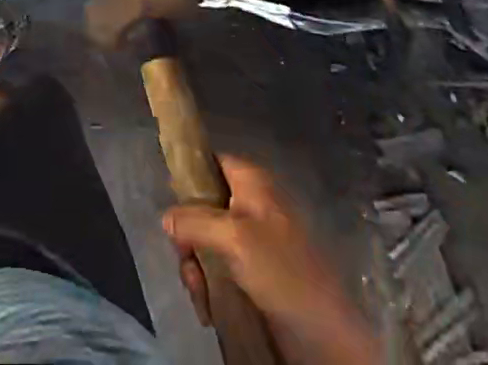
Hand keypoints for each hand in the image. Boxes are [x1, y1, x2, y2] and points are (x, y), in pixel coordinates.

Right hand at [162, 155, 379, 364]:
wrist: (322, 328)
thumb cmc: (280, 269)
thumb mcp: (233, 237)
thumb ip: (194, 221)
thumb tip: (165, 216)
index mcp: (251, 182)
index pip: (212, 161)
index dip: (189, 176)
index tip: (170, 201)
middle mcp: (249, 204)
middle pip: (202, 206)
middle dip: (188, 237)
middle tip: (187, 262)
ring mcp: (251, 239)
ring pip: (206, 240)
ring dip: (196, 267)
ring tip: (200, 294)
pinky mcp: (252, 271)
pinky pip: (217, 266)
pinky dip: (208, 284)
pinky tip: (208, 306)